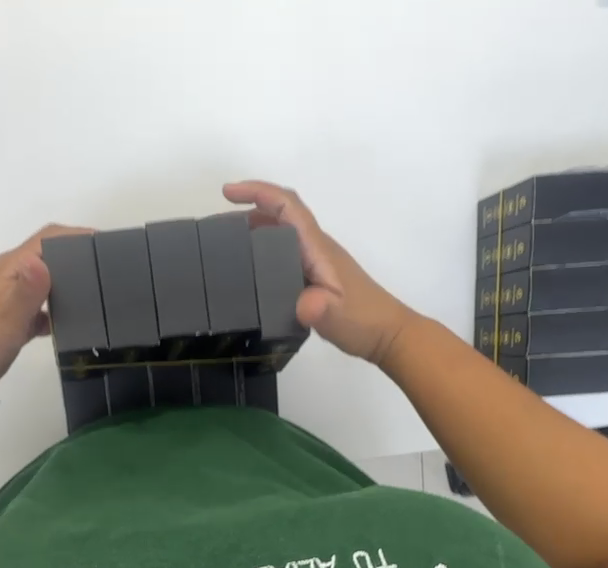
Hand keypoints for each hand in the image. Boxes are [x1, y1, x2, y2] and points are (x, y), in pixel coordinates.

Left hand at [0, 224, 90, 393]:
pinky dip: (59, 312)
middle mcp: (14, 276)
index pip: (49, 239)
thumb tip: (42, 263)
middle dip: (78, 258)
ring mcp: (14, 298)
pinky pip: (44, 308)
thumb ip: (27, 288)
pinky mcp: (17, 320)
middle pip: (51, 257)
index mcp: (13, 267)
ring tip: (97, 295)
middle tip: (107, 271)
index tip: (105, 244)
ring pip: (48, 283)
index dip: (77, 235)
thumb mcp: (7, 313)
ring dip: (70, 285)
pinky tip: (74, 324)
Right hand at [222, 181, 415, 368]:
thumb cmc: (364, 321)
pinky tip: (254, 271)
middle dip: (251, 206)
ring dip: (257, 227)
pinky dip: (265, 250)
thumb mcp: (338, 318)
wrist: (388, 334)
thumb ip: (320, 310)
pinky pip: (286, 252)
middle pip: (284, 212)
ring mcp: (318, 261)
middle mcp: (317, 248)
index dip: (258, 192)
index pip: (288, 207)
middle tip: (219, 225)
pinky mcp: (318, 275)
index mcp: (318, 249)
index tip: (229, 193)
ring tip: (229, 244)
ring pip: (284, 232)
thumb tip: (303, 304)